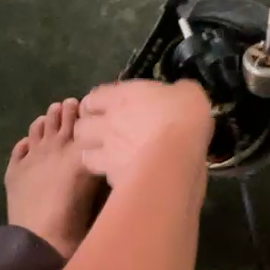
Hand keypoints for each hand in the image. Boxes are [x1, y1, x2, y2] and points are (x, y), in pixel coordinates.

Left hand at [73, 80, 213, 188]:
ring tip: (105, 156)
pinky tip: (122, 176)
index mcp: (121, 97)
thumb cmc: (181, 117)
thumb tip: (179, 91)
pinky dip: (109, 175)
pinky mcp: (112, 178)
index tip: (103, 107)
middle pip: (81, 126)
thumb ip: (178, 91)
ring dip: (92, 154)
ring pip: (84, 154)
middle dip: (87, 129)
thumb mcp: (188, 93)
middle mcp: (107, 123)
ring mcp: (107, 152)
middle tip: (101, 133)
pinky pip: (104, 176)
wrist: (175, 159)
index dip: (95, 103)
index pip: (93, 97)